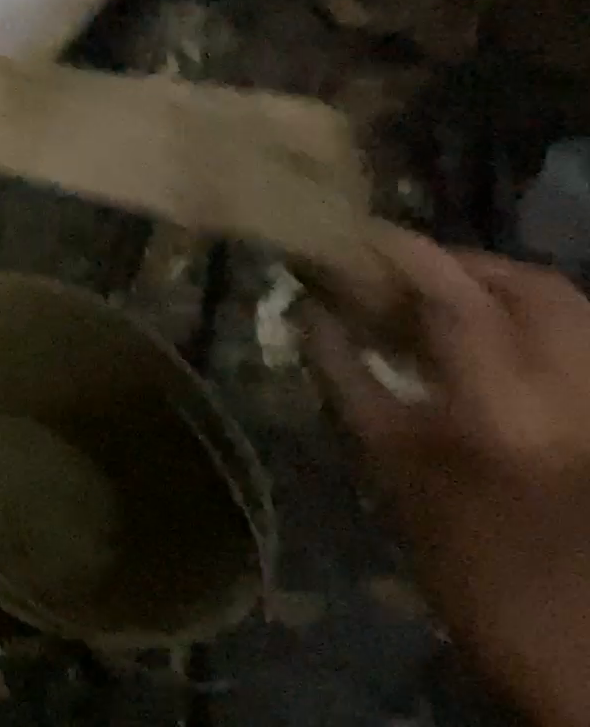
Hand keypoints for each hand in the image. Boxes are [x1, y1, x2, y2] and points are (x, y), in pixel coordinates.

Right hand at [308, 229, 589, 724]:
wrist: (578, 645)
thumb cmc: (463, 562)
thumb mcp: (390, 469)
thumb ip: (351, 381)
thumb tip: (313, 314)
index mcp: (497, 411)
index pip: (453, 298)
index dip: (402, 251)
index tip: (353, 230)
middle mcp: (572, 396)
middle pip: (536, 288)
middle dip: (465, 261)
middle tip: (399, 265)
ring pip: (574, 310)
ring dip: (503, 289)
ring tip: (442, 298)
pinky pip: (584, 348)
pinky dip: (537, 326)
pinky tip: (491, 340)